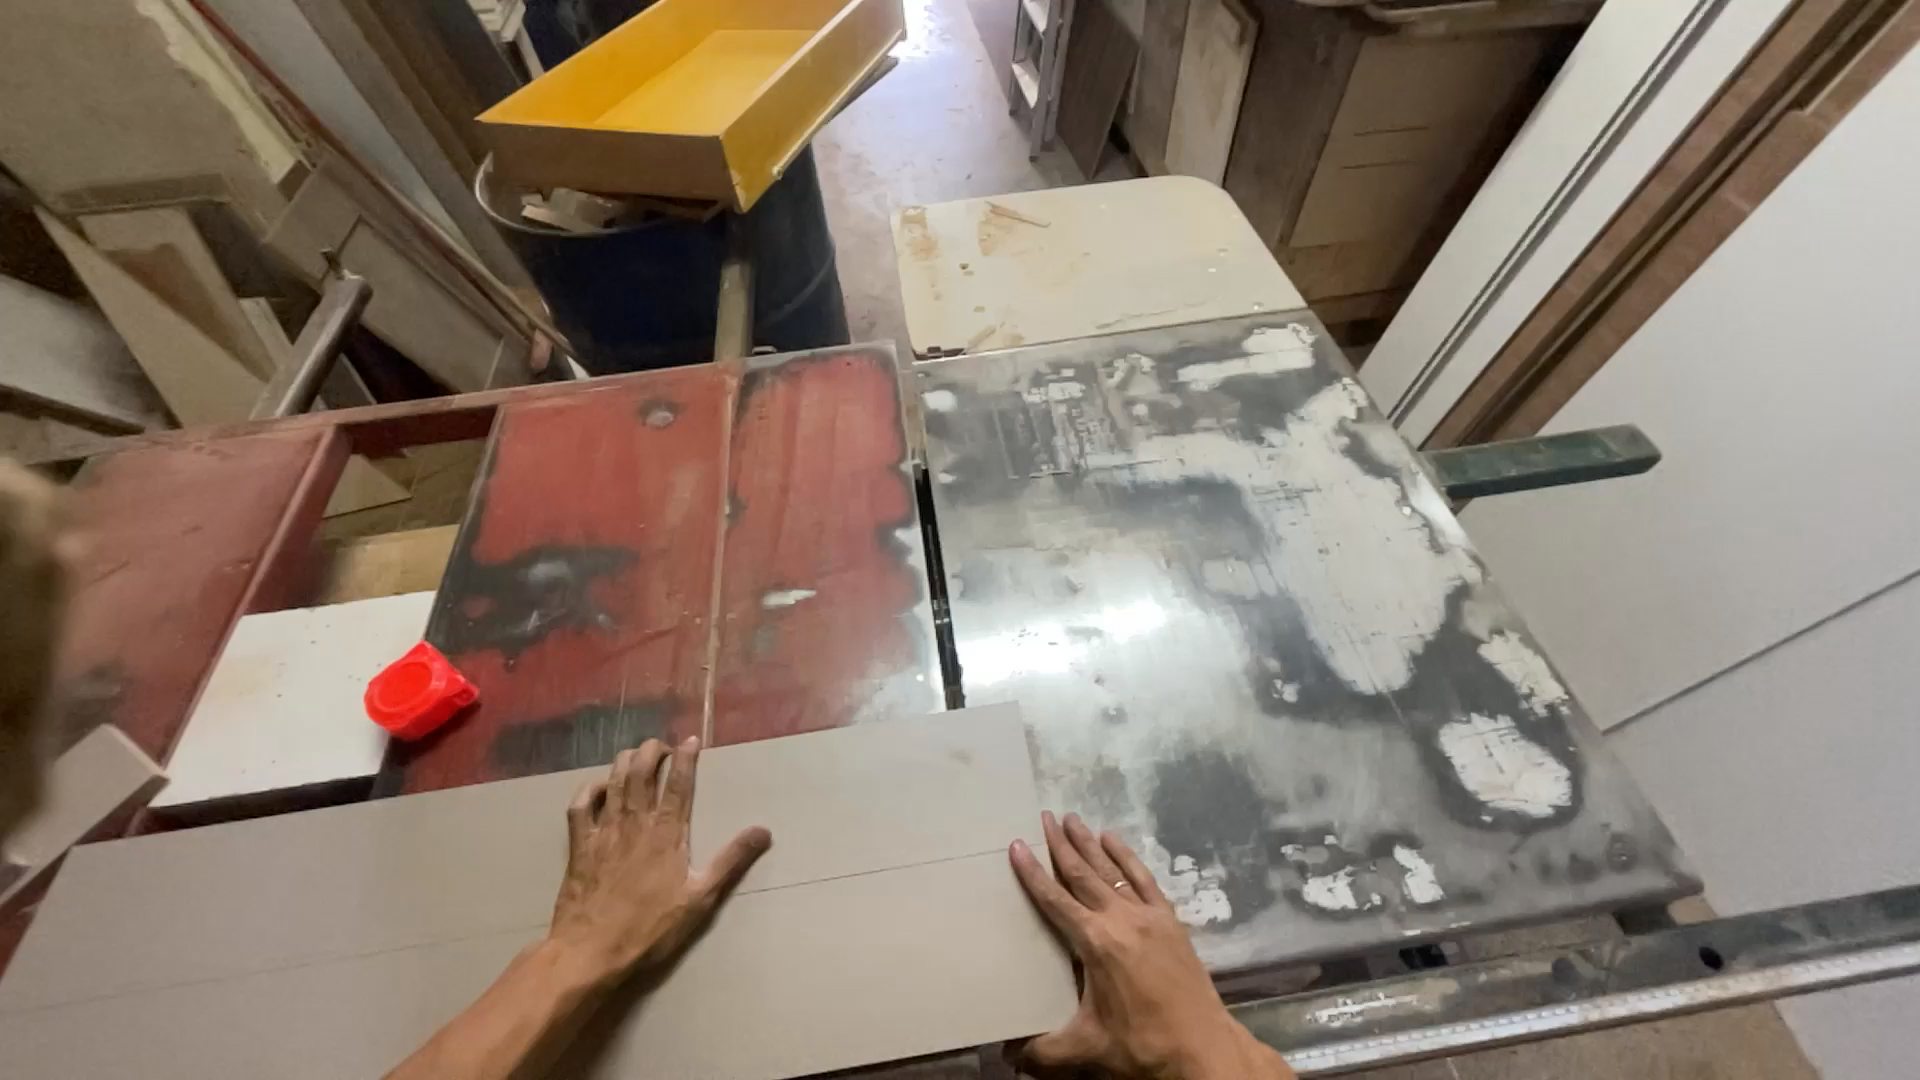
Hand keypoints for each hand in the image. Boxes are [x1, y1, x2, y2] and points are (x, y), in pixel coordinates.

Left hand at [547, 737, 770, 984]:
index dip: (686, 758)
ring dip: (627, 761)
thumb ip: (731, 861)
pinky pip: (579, 806)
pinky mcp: (579, 846)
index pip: (680, 783)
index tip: (692, 740)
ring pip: (614, 780)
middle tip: (664, 748)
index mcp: (667, 833)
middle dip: (654, 751)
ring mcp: (604, 831)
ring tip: (638, 756)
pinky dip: (589, 789)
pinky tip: (599, 787)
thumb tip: (764, 831)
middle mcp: (635, 823)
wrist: (589, 954)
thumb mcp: (700, 899)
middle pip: (643, 771)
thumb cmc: (649, 928)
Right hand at [1009, 812, 1293, 1079]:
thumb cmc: (1142, 1047)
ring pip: (1111, 869)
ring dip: (1089, 842)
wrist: (1204, 1052)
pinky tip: (1114, 840)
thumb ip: (1043, 1051)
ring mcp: (1147, 915)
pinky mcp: (1168, 919)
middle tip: (1045, 817)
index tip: (1018, 844)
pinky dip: (1126, 856)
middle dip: (1060, 844)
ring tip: (1072, 818)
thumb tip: (1006, 1053)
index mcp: (1095, 943)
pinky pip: (1142, 878)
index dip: (1033, 872)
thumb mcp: (1087, 1051)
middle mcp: (1120, 918)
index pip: (1055, 899)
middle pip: (1082, 873)